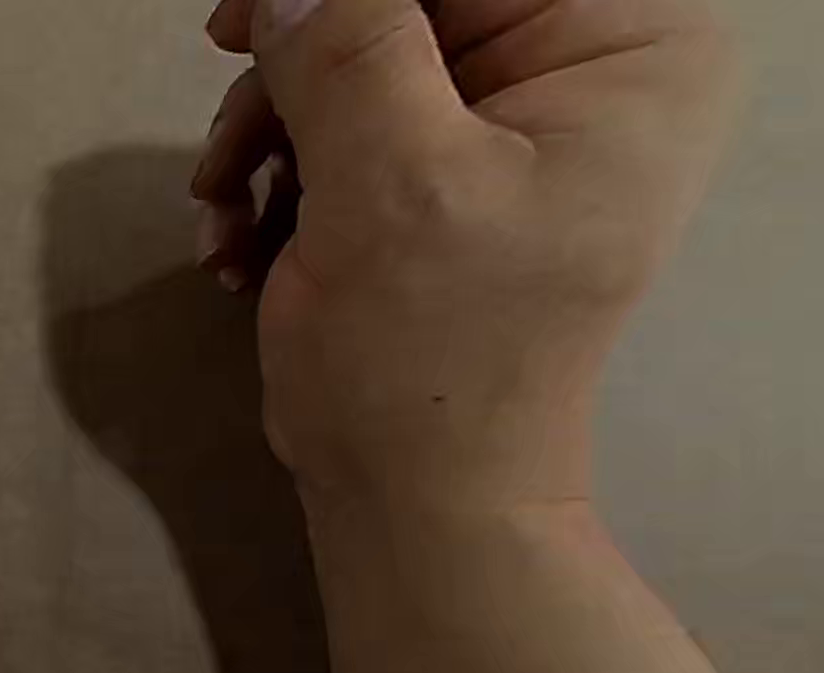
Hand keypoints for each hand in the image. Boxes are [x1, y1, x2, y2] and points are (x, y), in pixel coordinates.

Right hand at [191, 0, 735, 508]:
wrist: (399, 477)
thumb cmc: (419, 348)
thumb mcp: (388, 194)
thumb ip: (347, 63)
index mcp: (608, 48)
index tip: (231, 23)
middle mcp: (544, 88)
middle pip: (384, 30)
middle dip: (279, 100)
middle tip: (214, 171)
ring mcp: (463, 155)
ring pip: (333, 103)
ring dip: (254, 163)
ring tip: (219, 235)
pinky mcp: (397, 210)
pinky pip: (315, 167)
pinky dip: (259, 207)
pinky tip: (233, 259)